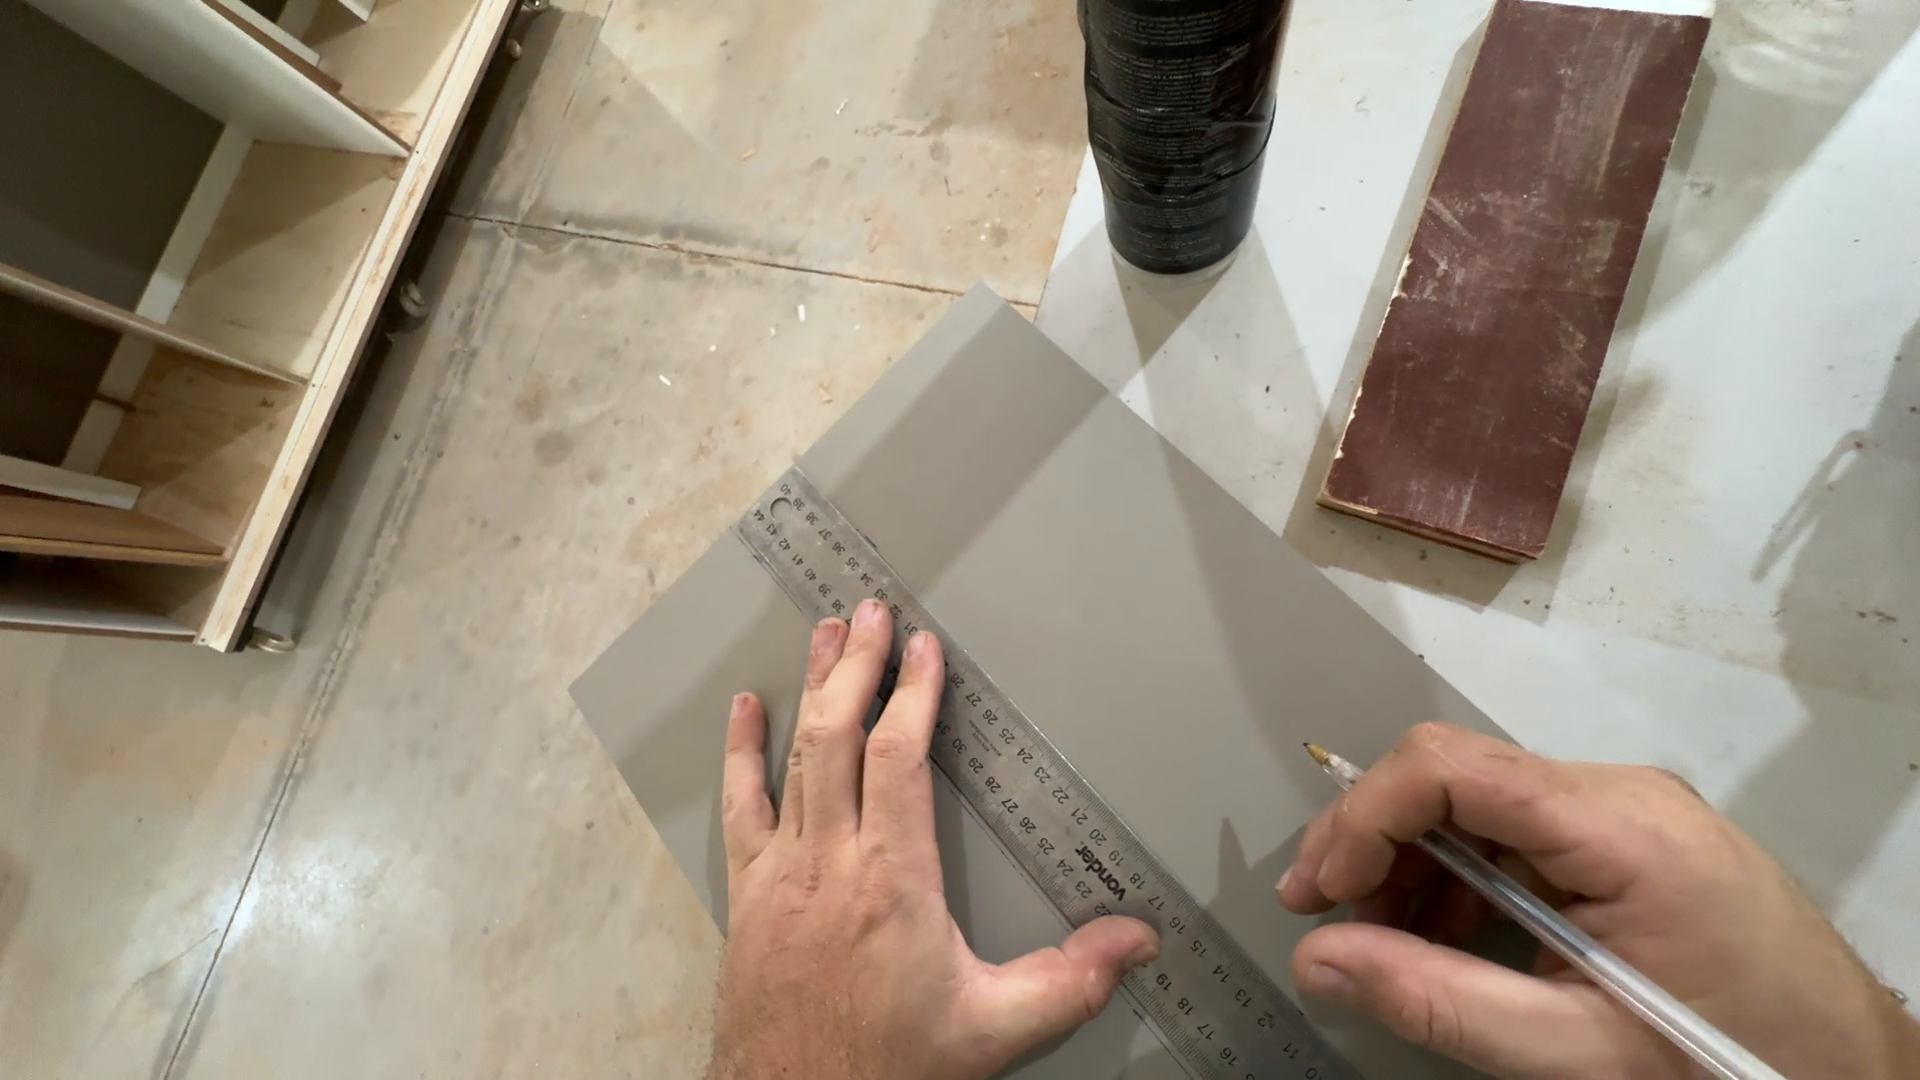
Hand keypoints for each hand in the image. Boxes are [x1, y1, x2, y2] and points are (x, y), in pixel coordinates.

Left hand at [709, 599, 1160, 1079]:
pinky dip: (741, 750)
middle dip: (858, 665)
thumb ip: (1069, 980)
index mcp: (891, 879)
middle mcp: (830, 859)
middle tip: (871, 611)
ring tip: (827, 632)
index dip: (911, 694)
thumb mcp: (994, 1030)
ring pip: (792, 755)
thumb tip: (1137, 940)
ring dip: (812, 687)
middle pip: (839, 735)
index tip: (924, 649)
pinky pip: (739, 804)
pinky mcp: (749, 889)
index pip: (897, 758)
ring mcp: (781, 870)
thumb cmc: (891, 1068)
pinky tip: (745, 708)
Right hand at [1279, 723, 1919, 1079]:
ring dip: (1400, 859)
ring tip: (1369, 931)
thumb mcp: (1583, 1056)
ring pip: (1461, 798)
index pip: (1450, 766)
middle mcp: (1613, 790)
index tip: (1324, 890)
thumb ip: (1439, 1003)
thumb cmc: (1741, 1075)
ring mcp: (1615, 805)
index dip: (1365, 816)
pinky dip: (1447, 872)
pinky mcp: (1612, 830)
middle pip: (1446, 774)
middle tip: (1317, 907)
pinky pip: (1497, 827)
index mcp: (1623, 829)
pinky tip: (1431, 929)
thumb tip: (1311, 961)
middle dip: (1367, 837)